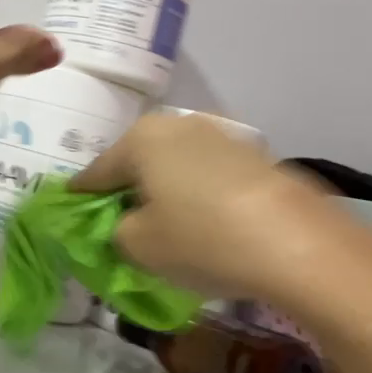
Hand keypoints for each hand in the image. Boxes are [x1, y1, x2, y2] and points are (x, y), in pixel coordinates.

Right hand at [71, 113, 371, 309]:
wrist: (299, 246)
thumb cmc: (202, 239)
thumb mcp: (137, 246)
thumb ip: (114, 232)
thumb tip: (123, 226)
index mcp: (140, 138)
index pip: (95, 172)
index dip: (81, 199)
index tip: (72, 219)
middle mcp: (178, 125)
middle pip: (137, 163)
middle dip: (127, 192)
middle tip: (122, 228)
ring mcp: (221, 138)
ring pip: (175, 168)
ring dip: (166, 193)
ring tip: (167, 229)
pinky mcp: (256, 158)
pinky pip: (208, 178)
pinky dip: (199, 197)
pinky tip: (206, 227)